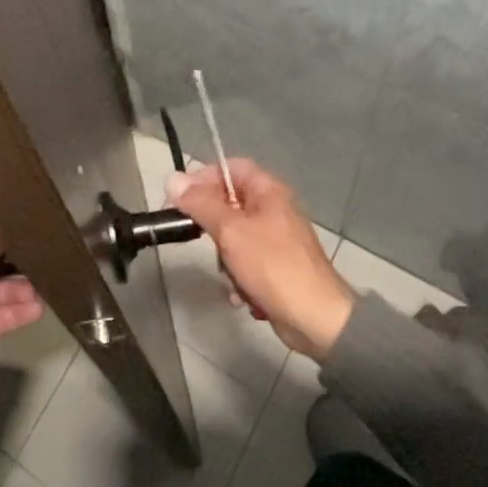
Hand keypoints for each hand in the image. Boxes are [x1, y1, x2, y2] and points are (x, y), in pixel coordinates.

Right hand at [169, 159, 354, 360]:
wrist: (315, 318)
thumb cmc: (272, 266)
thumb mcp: (230, 231)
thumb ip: (200, 204)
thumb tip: (172, 179)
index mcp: (268, 190)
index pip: (229, 168)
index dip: (202, 178)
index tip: (181, 199)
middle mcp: (274, 209)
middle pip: (229, 202)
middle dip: (212, 225)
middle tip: (198, 237)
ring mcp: (276, 239)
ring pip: (234, 235)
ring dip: (225, 258)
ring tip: (228, 273)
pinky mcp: (276, 266)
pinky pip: (245, 261)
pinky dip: (239, 276)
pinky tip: (240, 294)